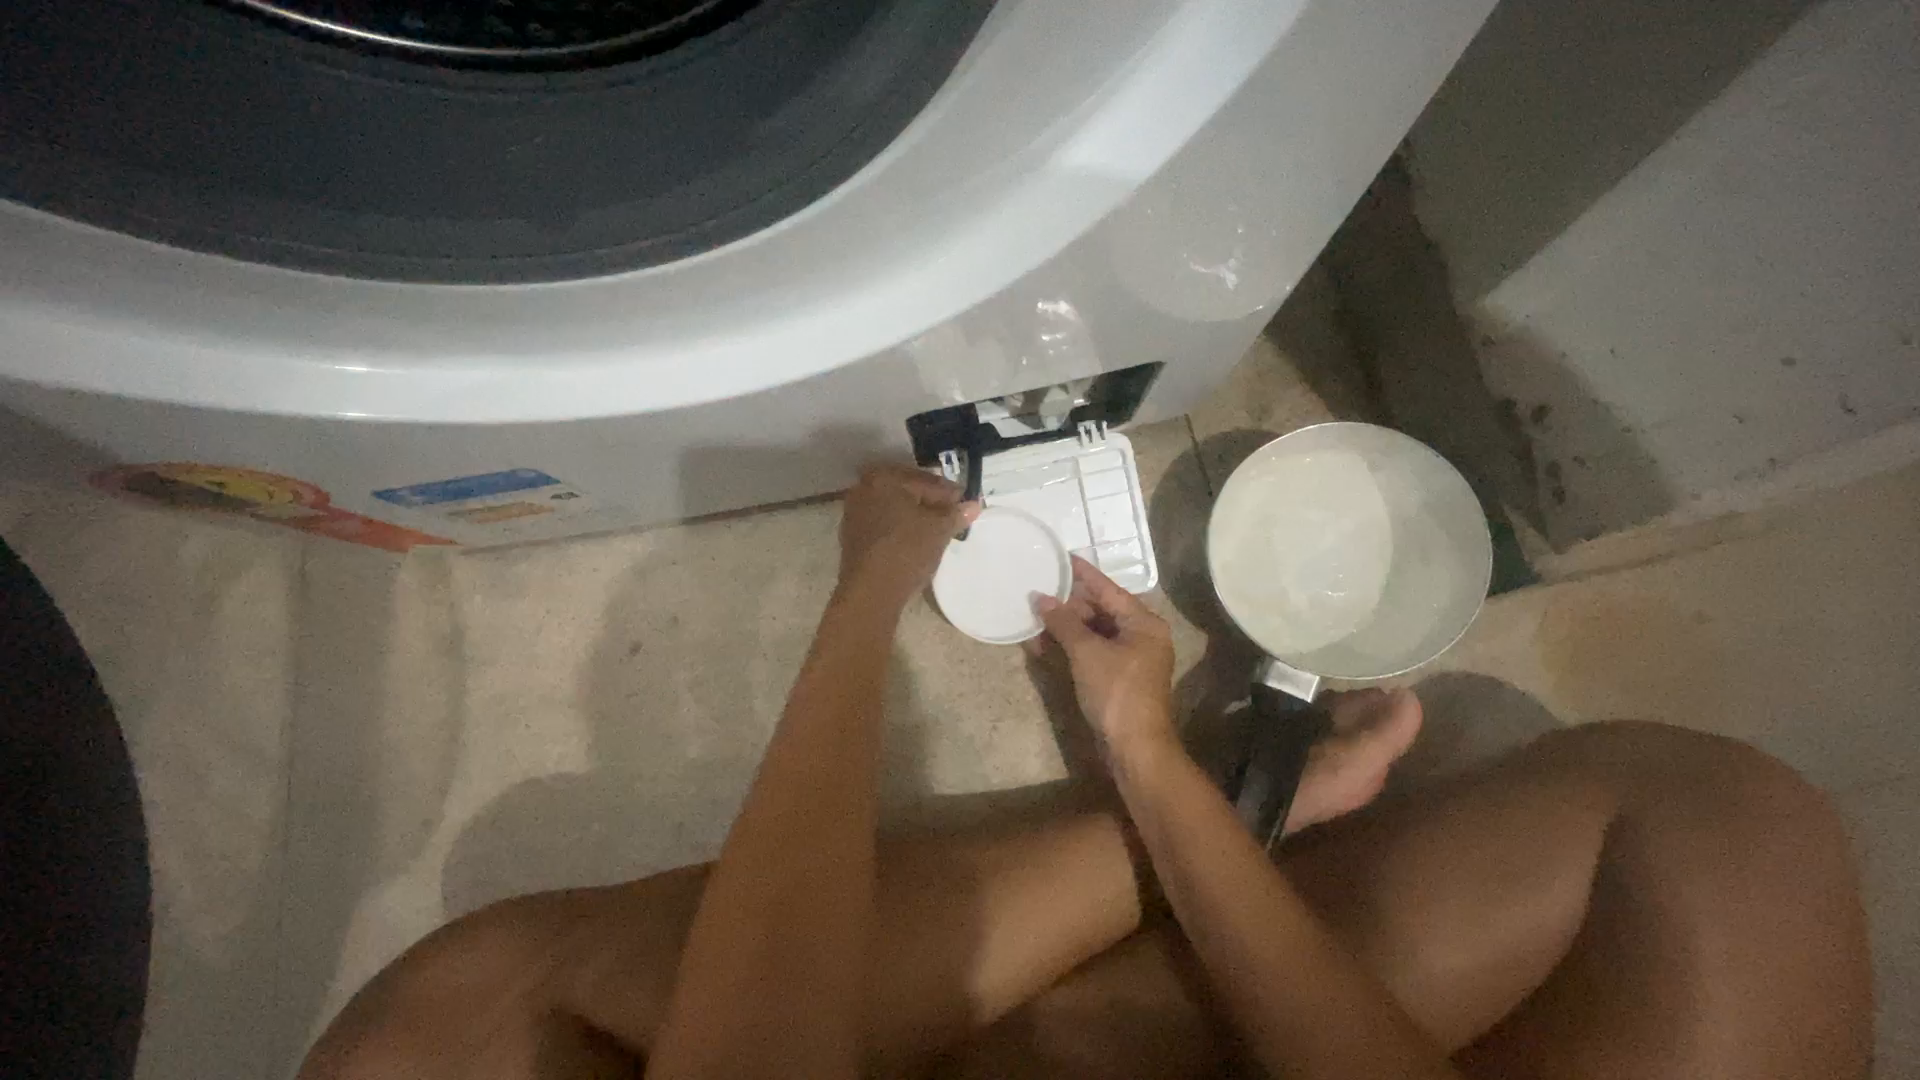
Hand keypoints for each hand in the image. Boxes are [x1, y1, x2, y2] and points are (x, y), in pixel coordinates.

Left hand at [836, 464, 978, 606]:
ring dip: (913, 516)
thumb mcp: (939, 530)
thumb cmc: (907, 550)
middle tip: (952, 516)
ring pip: (893, 509)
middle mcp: (864, 488)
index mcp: (885, 477)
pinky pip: (882, 525)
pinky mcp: (851, 536)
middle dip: (930, 503)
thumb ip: (956, 514)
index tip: (967, 504)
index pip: (927, 482)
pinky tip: (913, 541)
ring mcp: (854, 513)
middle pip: (907, 492)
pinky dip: (898, 529)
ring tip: (935, 530)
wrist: (871, 591)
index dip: (950, 494)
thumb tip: (973, 505)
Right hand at [1035, 557, 1176, 760]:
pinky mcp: (1117, 678)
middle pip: (1100, 610)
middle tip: (1037, 590)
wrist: (1135, 748)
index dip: (1083, 574)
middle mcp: (1140, 636)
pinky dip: (1070, 647)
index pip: (1108, 589)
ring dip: (1065, 627)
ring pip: (1093, 633)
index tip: (1061, 556)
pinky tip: (1043, 644)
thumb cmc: (1116, 692)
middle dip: (1068, 604)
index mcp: (1143, 623)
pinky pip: (1092, 652)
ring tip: (1033, 617)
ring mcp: (1130, 658)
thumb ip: (1063, 623)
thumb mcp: (1087, 653)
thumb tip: (1040, 598)